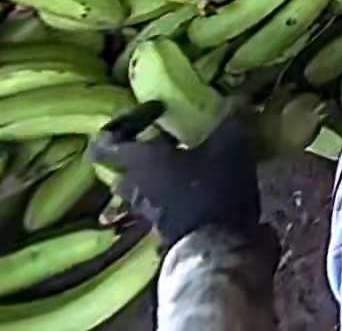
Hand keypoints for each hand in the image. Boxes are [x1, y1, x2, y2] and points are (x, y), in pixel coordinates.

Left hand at [90, 102, 263, 244]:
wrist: (217, 243)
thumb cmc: (212, 185)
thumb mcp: (229, 141)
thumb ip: (230, 117)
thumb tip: (236, 97)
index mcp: (141, 162)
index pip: (105, 145)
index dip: (123, 123)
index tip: (153, 110)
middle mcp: (135, 185)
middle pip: (124, 164)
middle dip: (143, 145)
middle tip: (171, 128)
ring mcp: (149, 207)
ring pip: (143, 180)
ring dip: (162, 164)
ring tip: (193, 148)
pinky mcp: (166, 221)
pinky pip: (161, 194)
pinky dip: (176, 180)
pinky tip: (204, 171)